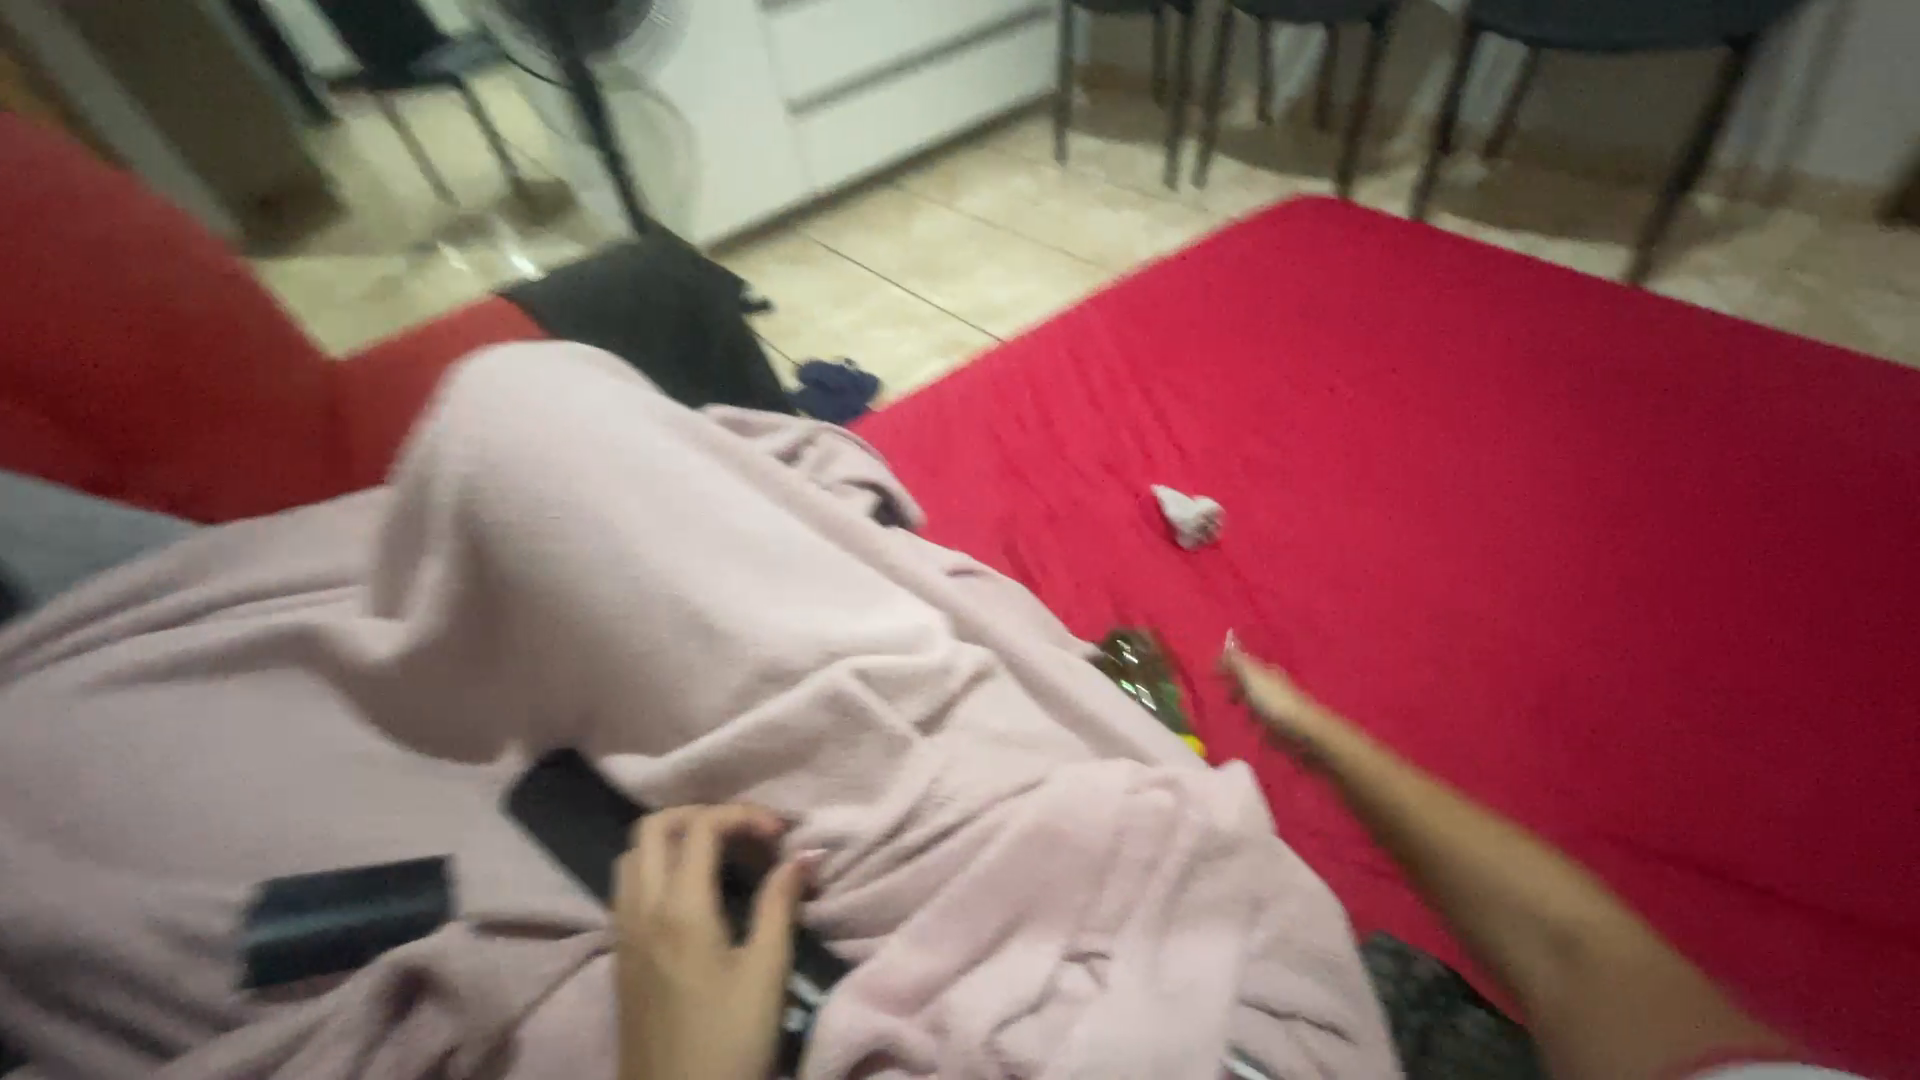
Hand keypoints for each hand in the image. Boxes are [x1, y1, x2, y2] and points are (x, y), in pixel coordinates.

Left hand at [614, 804, 812, 1079]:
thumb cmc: (729, 1042)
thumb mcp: (766, 972)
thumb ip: (781, 904)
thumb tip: (804, 855)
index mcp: (679, 909)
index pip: (702, 827)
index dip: (744, 815)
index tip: (780, 834)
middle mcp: (641, 910)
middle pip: (652, 827)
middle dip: (700, 813)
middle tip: (742, 832)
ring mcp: (622, 933)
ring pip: (632, 855)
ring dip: (673, 839)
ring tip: (719, 856)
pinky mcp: (618, 956)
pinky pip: (627, 887)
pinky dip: (656, 867)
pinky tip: (692, 894)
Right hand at [1219, 638, 1344, 765]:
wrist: (1306, 729)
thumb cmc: (1274, 701)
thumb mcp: (1251, 676)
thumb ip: (1237, 660)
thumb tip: (1227, 637)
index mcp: (1264, 668)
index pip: (1241, 660)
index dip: (1227, 664)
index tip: (1211, 672)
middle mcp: (1272, 680)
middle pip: (1249, 677)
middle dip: (1234, 681)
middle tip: (1219, 691)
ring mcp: (1280, 699)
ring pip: (1256, 694)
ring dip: (1243, 698)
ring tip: (1231, 708)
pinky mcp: (1284, 718)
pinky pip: (1262, 711)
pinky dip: (1253, 713)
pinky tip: (1249, 722)